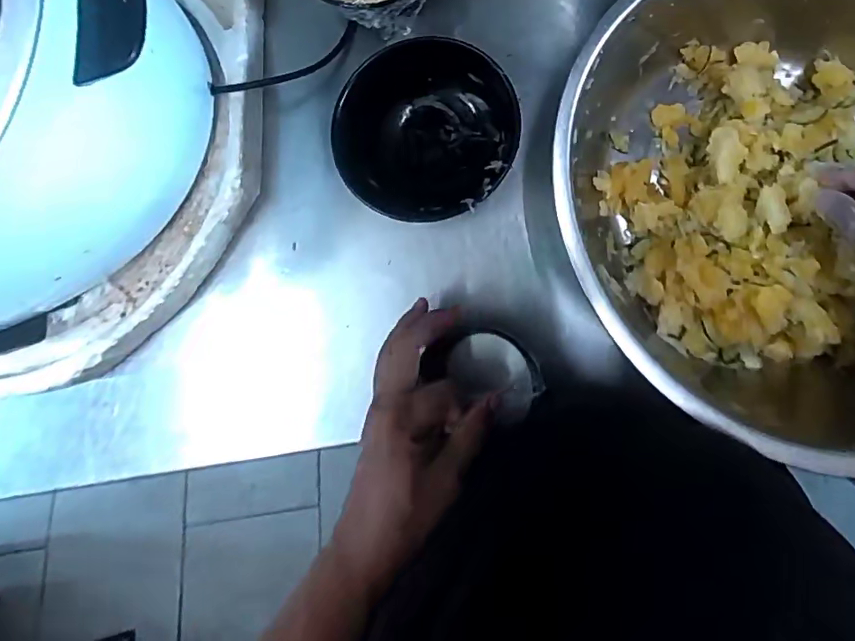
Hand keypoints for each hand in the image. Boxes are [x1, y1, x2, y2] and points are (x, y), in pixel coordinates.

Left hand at [326, 299, 495, 598]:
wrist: (361, 548)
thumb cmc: (405, 519)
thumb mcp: (446, 483)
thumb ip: (469, 436)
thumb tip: (494, 399)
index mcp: (400, 419)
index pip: (442, 391)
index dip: (464, 403)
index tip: (479, 417)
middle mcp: (384, 405)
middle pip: (401, 350)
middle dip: (426, 325)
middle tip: (453, 310)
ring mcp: (376, 409)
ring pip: (389, 355)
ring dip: (407, 328)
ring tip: (423, 306)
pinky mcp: (376, 417)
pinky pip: (386, 368)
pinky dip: (398, 346)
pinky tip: (408, 343)